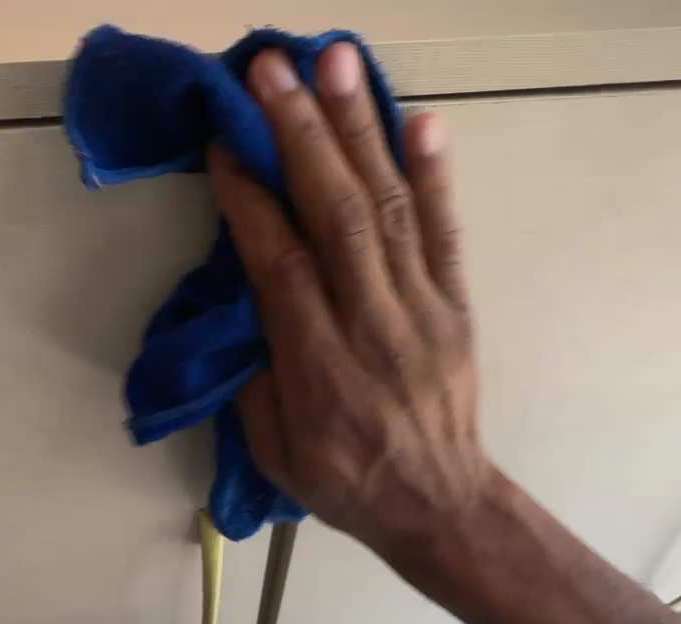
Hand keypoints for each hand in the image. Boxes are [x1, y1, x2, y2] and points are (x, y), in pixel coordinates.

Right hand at [210, 43, 495, 559]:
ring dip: (359, 130)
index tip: (224, 145)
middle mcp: (372, 327)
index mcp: (319, 369)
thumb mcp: (275, 451)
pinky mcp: (456, 305)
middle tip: (271, 68)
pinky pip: (445, 232)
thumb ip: (254, 379)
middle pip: (336, 216)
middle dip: (301, 135)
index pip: (281, 265)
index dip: (251, 200)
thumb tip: (245, 308)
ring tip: (334, 61)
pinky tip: (419, 118)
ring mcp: (421, 310)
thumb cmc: (346, 483)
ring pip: (388, 208)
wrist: (437, 504)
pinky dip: (434, 173)